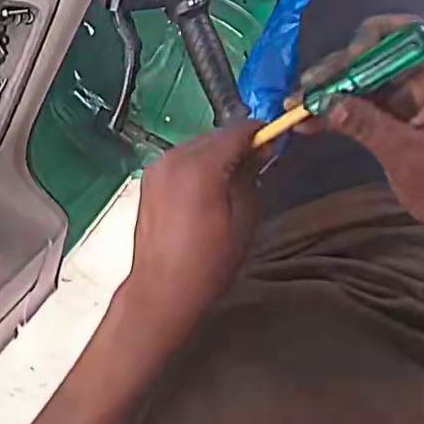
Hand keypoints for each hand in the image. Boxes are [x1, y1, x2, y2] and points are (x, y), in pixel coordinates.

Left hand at [125, 122, 265, 326]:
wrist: (161, 290)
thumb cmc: (208, 263)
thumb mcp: (244, 220)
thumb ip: (251, 176)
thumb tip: (260, 150)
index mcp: (199, 167)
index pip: (236, 132)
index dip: (259, 133)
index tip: (274, 140)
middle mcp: (174, 158)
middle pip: (215, 136)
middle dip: (237, 145)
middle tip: (258, 163)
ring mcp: (158, 166)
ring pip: (198, 146)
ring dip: (217, 154)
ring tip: (232, 180)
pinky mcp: (149, 178)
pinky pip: (181, 160)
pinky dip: (198, 165)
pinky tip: (207, 189)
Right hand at [300, 14, 423, 242]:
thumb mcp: (407, 154)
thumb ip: (365, 123)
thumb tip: (324, 102)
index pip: (410, 33)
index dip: (374, 38)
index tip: (346, 60)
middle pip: (379, 56)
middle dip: (341, 70)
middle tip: (307, 87)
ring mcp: (415, 100)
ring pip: (368, 81)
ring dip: (334, 91)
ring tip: (298, 104)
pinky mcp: (403, 119)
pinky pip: (367, 105)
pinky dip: (342, 111)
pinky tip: (311, 122)